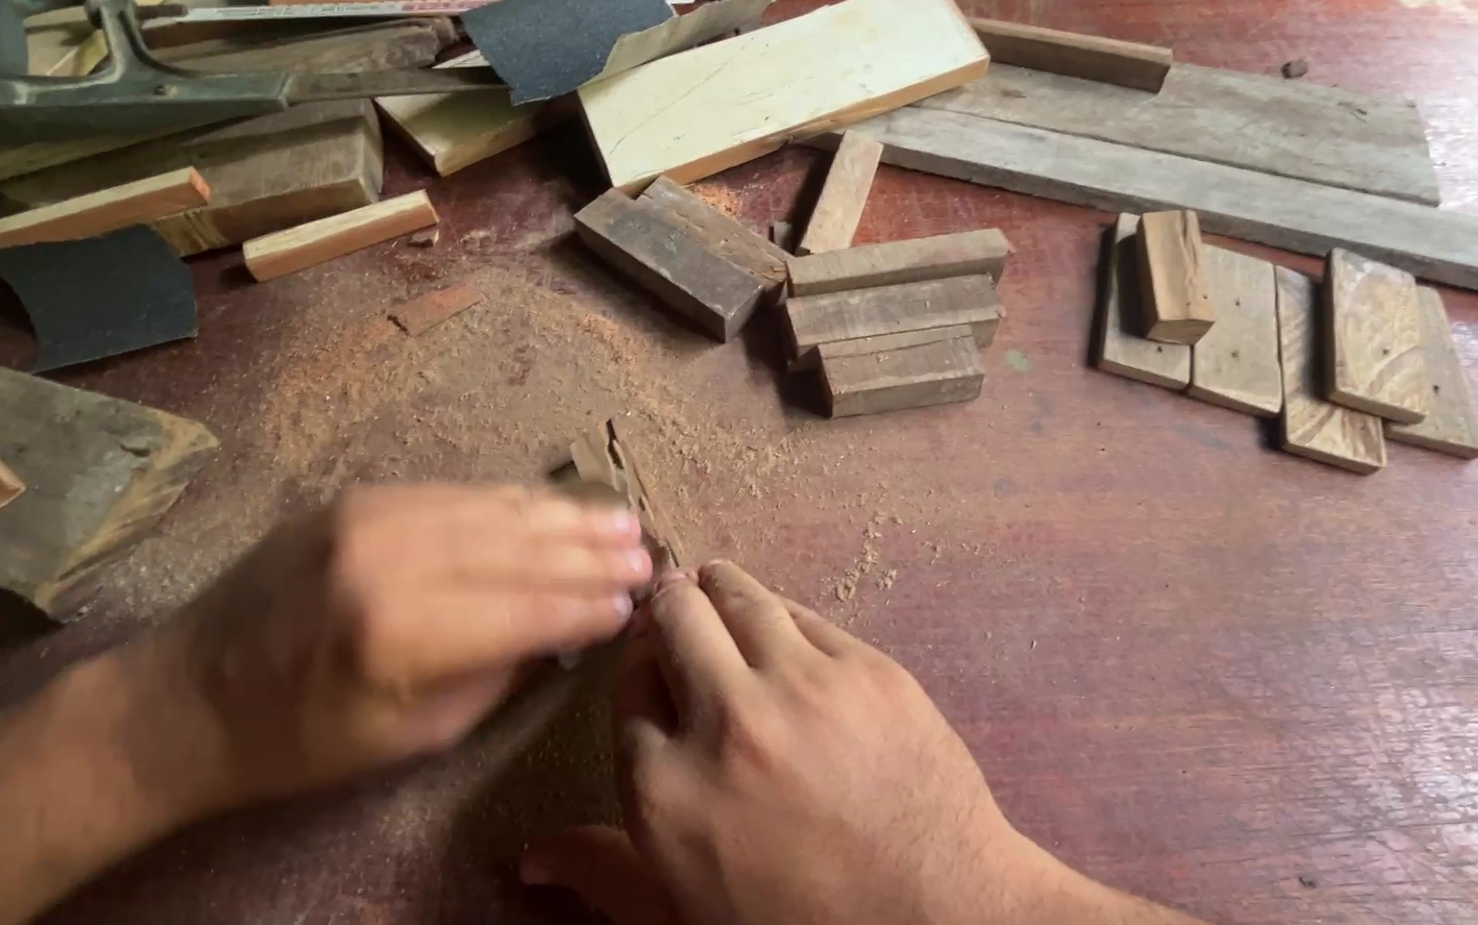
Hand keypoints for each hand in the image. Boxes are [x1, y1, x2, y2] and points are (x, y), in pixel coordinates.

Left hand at [110, 484, 649, 819]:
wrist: (182, 694)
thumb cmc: (299, 738)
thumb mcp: (411, 733)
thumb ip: (497, 671)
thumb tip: (564, 626)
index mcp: (399, 632)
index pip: (528, 610)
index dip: (589, 607)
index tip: (635, 603)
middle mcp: (390, 556)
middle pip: (521, 549)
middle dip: (591, 554)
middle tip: (645, 553)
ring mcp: (373, 514)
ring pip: (497, 508)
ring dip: (565, 517)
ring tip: (620, 520)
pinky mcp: (362, 495)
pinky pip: (460, 492)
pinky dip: (516, 500)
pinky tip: (556, 505)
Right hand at [520, 561, 1106, 923]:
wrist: (945, 917)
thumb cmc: (805, 924)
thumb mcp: (687, 918)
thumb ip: (607, 874)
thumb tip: (532, 855)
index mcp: (669, 790)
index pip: (628, 688)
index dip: (637, 666)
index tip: (648, 659)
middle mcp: (728, 722)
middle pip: (674, 620)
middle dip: (666, 606)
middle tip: (674, 606)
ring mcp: (802, 686)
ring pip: (737, 596)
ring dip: (717, 587)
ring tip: (711, 586)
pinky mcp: (866, 667)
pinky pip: (803, 614)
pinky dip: (779, 614)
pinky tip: (779, 628)